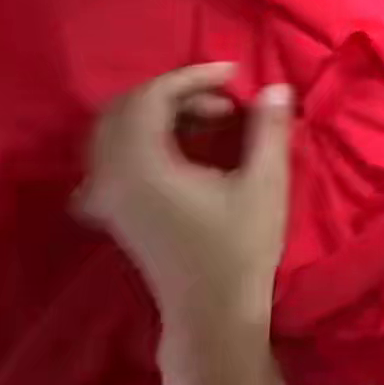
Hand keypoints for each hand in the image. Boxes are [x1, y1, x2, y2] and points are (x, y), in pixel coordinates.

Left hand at [78, 62, 292, 346]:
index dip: (193, 77)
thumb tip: (277, 88)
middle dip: (177, 93)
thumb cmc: (241, 247)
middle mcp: (110, 175)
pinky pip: (116, 155)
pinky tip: (181, 149)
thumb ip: (268, 131)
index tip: (236, 74)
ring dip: (162, 114)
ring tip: (213, 121)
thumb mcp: (265, 184)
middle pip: (127, 109)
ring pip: (117, 130)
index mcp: (141, 166)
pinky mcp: (114, 209)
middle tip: (226, 99)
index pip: (151, 98)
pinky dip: (147, 137)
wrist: (212, 310)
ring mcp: (106, 194)